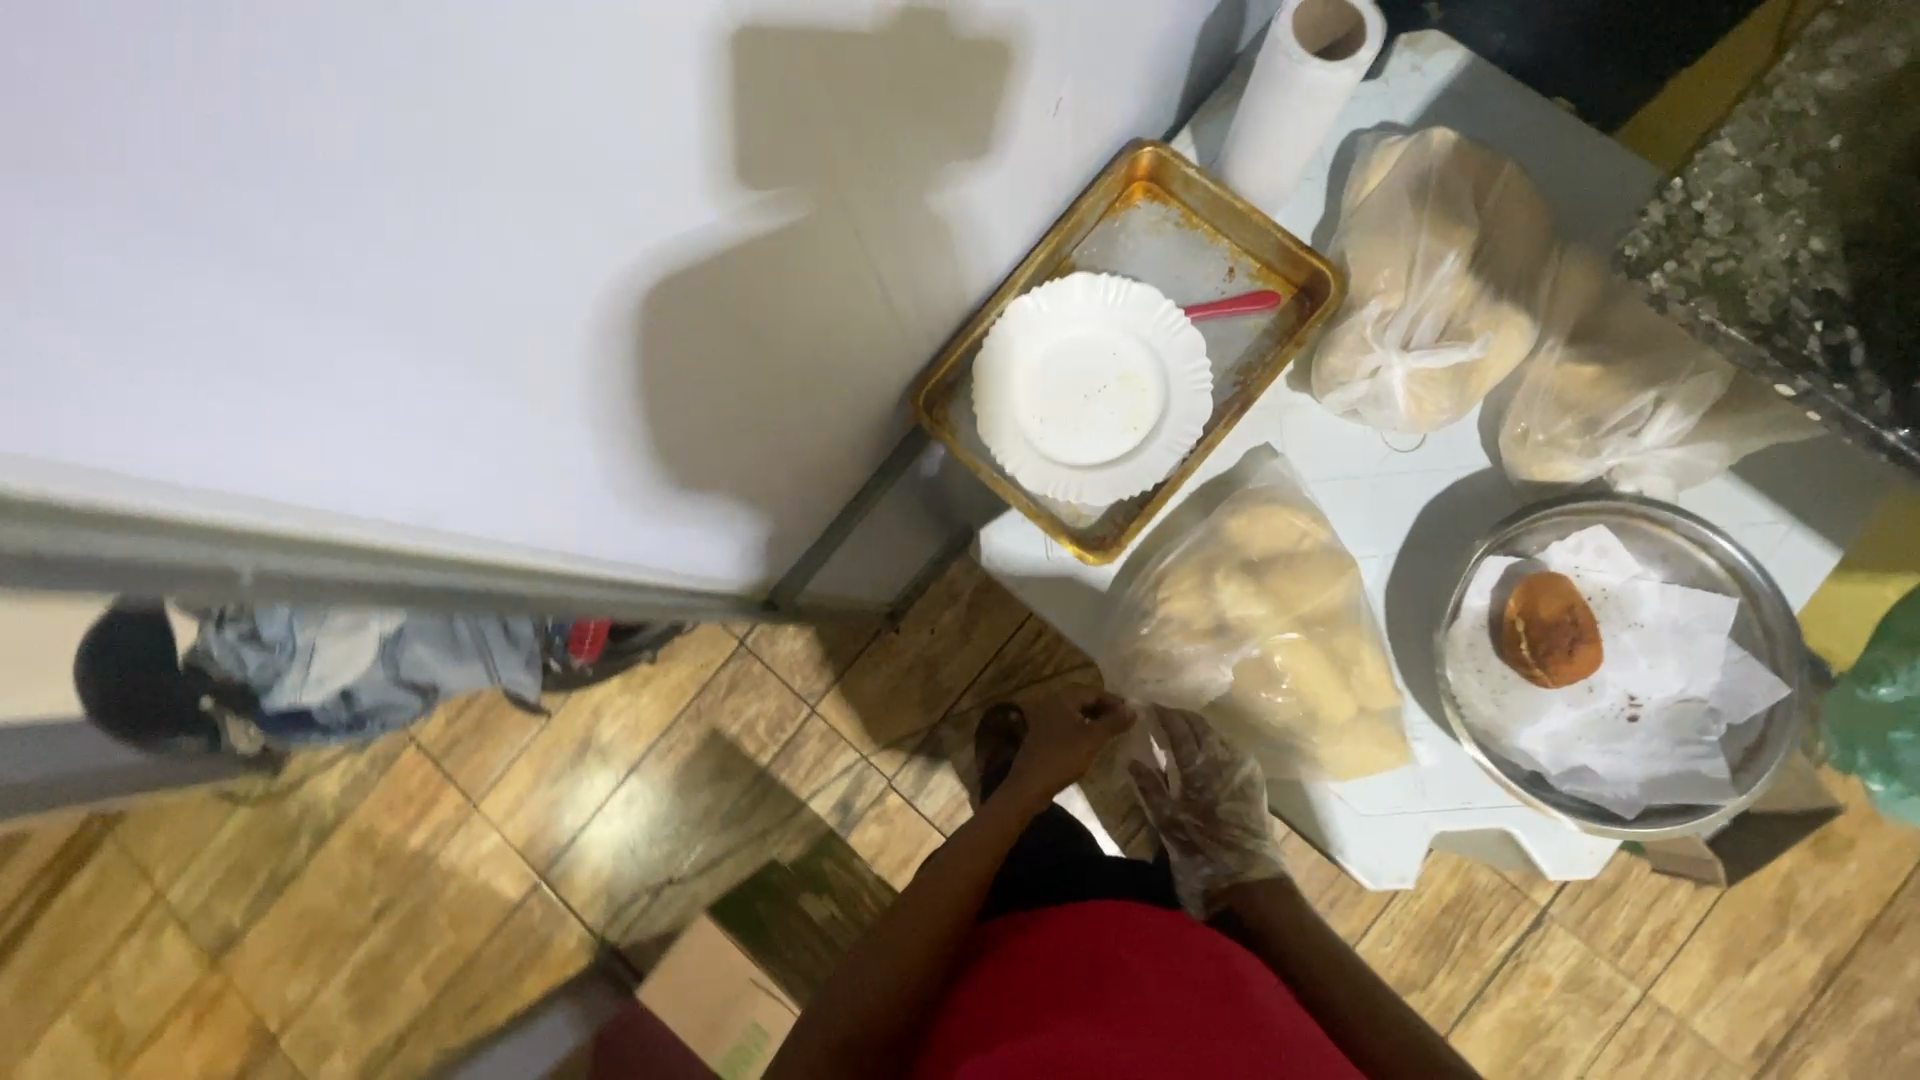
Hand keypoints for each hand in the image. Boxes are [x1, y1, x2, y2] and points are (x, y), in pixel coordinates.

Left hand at [995, 686, 1136, 811]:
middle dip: (1103, 707)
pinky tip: (1091, 740)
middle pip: (1082, 698)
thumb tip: (1133, 710)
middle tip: (1122, 720)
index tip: (1130, 713)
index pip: (1092, 691)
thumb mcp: (1093, 739)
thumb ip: (1113, 722)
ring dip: (1093, 717)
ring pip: (1074, 711)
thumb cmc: (1063, 757)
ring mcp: (1045, 719)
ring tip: (1110, 730)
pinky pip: (1066, 723)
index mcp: (1063, 699)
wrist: (1030, 783)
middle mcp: (1052, 703)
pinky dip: (1081, 727)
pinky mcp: (1043, 734)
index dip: (1112, 700)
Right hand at [1129, 707, 1287, 914]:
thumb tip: (1133, 760)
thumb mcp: (1167, 821)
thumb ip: (1149, 787)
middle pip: (1200, 725)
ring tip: (1181, 729)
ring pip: (1217, 733)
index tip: (1149, 706)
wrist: (1248, 875)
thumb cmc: (1201, 849)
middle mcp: (1222, 758)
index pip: (1179, 728)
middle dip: (1181, 716)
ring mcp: (1242, 765)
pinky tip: (1205, 748)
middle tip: (1163, 715)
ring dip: (1198, 727)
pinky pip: (1230, 746)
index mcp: (1198, 767)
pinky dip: (1214, 740)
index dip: (1163, 714)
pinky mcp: (1253, 776)